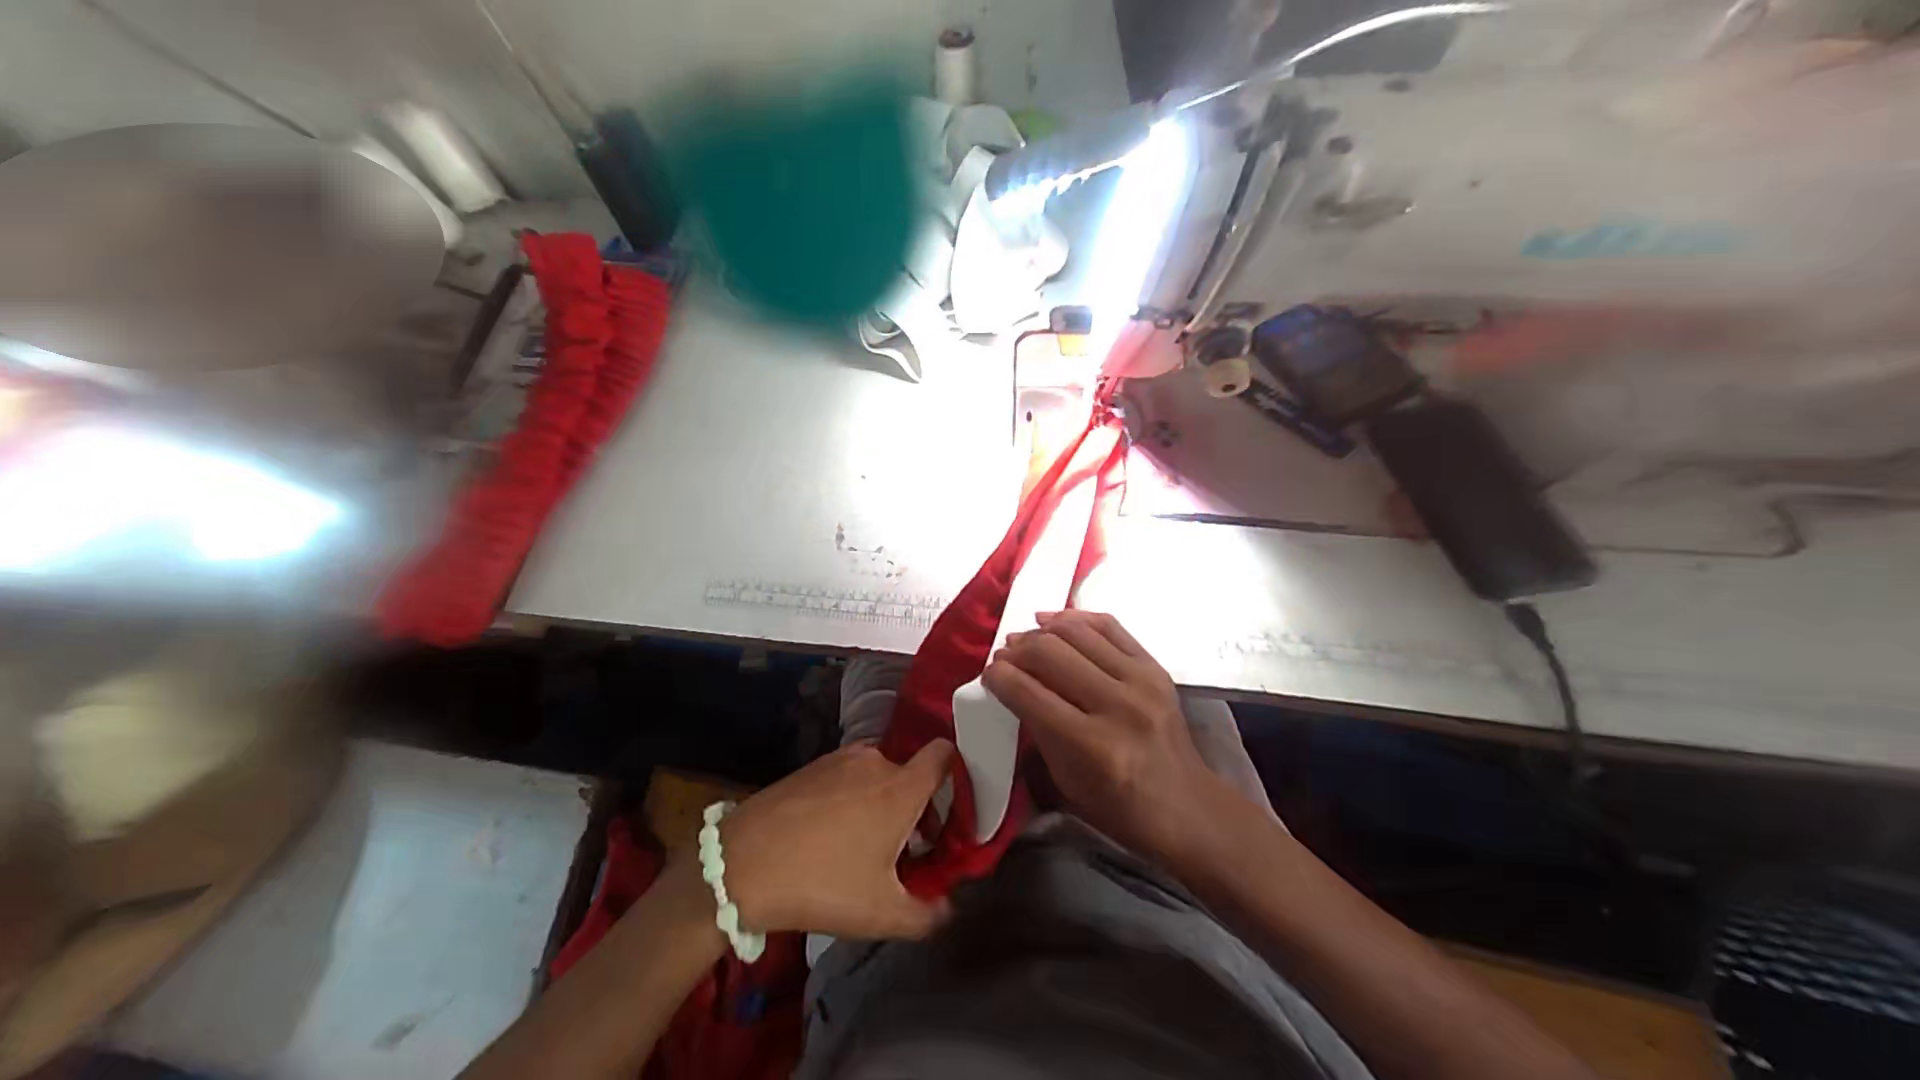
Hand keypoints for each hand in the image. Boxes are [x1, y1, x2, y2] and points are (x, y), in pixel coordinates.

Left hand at [717, 741, 954, 940]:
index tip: (956, 808)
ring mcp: (838, 761)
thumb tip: (948, 908)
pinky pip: (847, 777)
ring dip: (883, 804)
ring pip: (878, 777)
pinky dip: (852, 799)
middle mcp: (875, 762)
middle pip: (911, 775)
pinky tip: (830, 838)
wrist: (740, 864)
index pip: (944, 754)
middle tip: (907, 851)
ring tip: (866, 848)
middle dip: (917, 809)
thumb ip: (928, 914)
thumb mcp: (881, 914)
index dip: (957, 773)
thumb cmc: (822, 884)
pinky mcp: (809, 768)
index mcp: (901, 787)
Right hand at [983, 610, 1228, 860]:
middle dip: (1017, 650)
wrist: (1186, 806)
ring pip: (1076, 632)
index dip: (999, 677)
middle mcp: (1118, 705)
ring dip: (1042, 631)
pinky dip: (1076, 618)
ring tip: (1025, 638)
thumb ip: (1037, 730)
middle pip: (1050, 654)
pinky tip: (1054, 621)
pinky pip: (1109, 626)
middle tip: (1003, 657)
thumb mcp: (1065, 782)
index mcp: (1092, 746)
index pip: (1029, 693)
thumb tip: (1012, 685)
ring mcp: (1142, 681)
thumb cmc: (1119, 808)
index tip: (988, 673)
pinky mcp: (1156, 667)